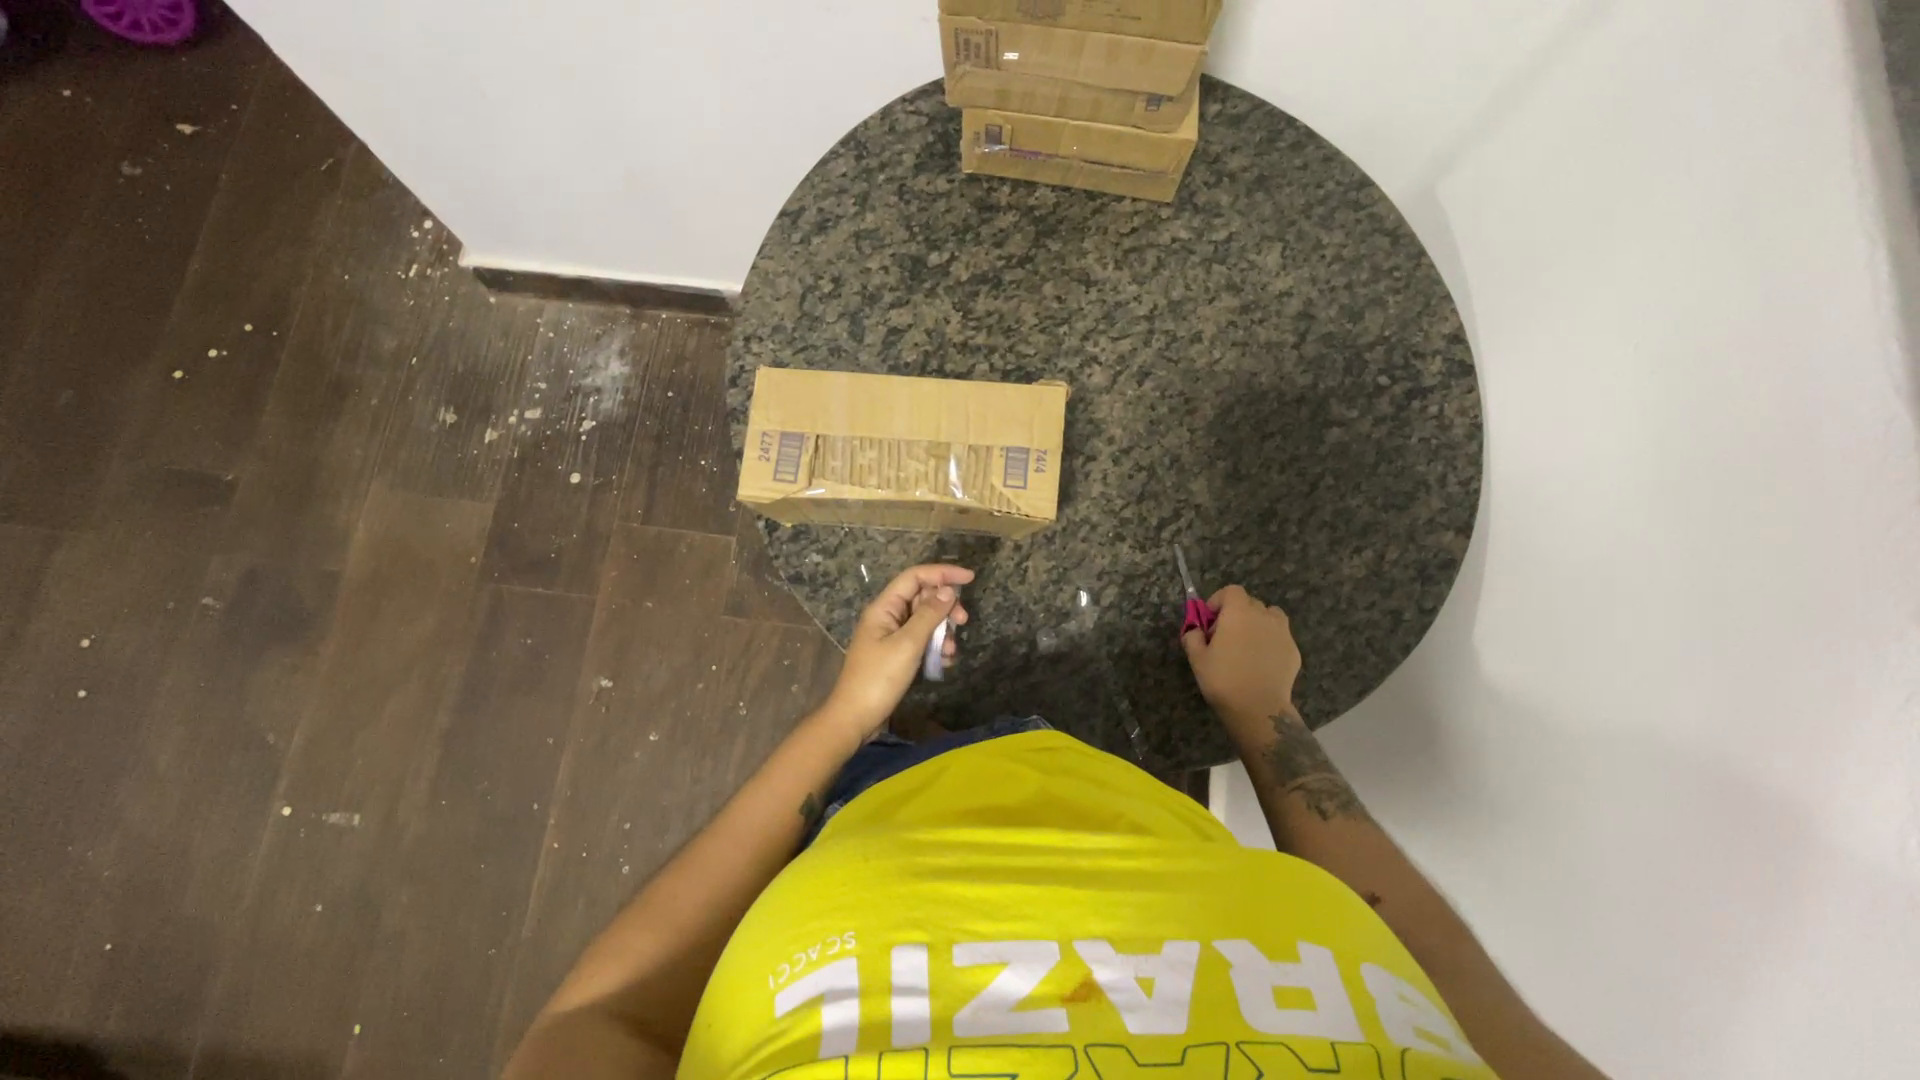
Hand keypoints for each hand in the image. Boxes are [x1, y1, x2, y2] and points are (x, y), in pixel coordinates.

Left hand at [820, 563, 973, 739]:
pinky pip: (920, 640)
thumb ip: (929, 615)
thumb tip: (949, 590)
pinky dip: (935, 646)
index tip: (970, 579)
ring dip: (942, 630)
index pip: (915, 577)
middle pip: (921, 597)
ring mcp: (890, 636)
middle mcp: (886, 616)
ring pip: (924, 620)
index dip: (943, 573)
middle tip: (964, 621)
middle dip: (945, 606)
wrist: (856, 718)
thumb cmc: (879, 678)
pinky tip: (944, 662)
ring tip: (952, 650)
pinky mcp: (896, 654)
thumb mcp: (908, 644)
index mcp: (884, 607)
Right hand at [1182, 585, 1302, 739]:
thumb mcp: (1197, 658)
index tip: (1210, 619)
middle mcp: (1264, 616)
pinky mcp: (1293, 650)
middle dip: (1236, 612)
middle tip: (1225, 635)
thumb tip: (1195, 630)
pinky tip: (1261, 661)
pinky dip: (1270, 640)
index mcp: (1239, 613)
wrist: (1258, 708)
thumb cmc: (1223, 680)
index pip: (1232, 591)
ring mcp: (1283, 633)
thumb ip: (1193, 637)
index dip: (1219, 600)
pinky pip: (1280, 636)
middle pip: (1250, 602)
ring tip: (1247, 643)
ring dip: (1257, 622)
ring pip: (1270, 616)